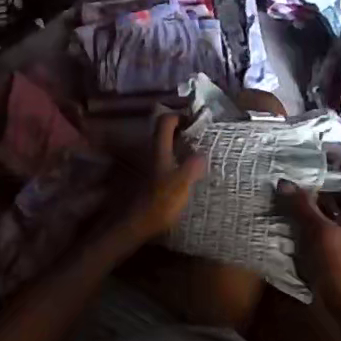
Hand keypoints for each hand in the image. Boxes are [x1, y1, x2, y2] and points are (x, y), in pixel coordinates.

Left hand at [113, 112, 207, 243]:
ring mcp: (150, 166)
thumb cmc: (160, 202)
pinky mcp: (152, 179)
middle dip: (182, 130)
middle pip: (164, 132)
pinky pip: (167, 161)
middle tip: (201, 137)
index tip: (196, 122)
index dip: (179, 116)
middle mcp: (152, 154)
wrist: (138, 224)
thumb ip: (193, 165)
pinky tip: (190, 172)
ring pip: (166, 147)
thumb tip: (202, 152)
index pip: (165, 121)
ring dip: (180, 146)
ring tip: (199, 153)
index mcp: (159, 150)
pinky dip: (178, 160)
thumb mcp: (181, 182)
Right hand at [277, 157, 340, 328]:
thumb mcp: (322, 234)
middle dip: (317, 183)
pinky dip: (305, 226)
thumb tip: (284, 182)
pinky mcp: (336, 258)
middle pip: (339, 195)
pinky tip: (285, 223)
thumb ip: (303, 207)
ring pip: (327, 215)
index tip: (319, 153)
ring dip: (308, 205)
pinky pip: (320, 234)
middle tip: (291, 172)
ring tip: (283, 194)